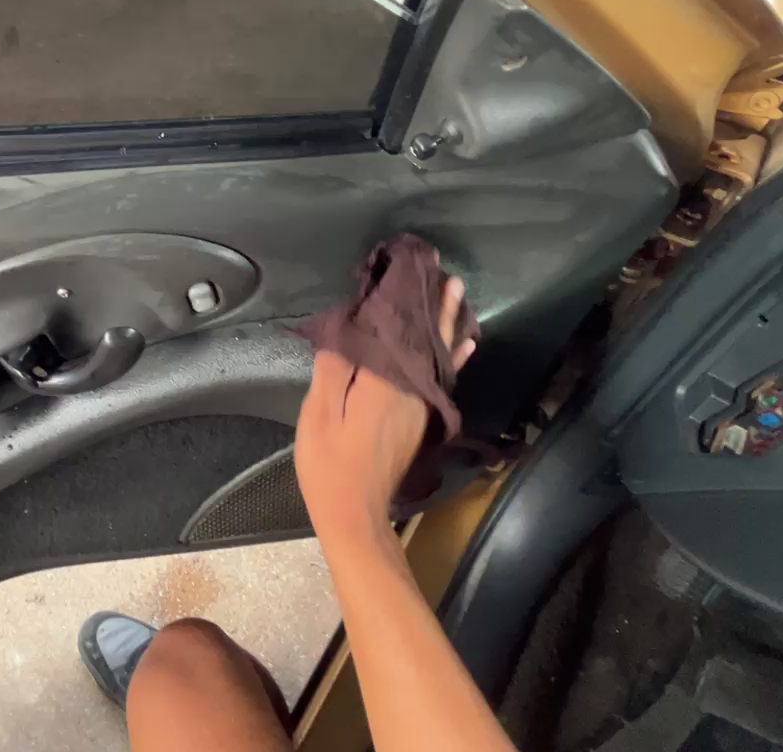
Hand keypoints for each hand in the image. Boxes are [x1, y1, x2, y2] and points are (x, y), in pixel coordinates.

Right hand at [294, 276, 475, 536]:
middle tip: (443, 272)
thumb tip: (344, 330)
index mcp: (382, 382)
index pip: (397, 329)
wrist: (355, 512)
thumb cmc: (328, 461)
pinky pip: (442, 376)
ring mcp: (421, 405)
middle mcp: (411, 388)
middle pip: (425, 338)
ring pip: (438, 354)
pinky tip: (464, 343)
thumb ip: (333, 368)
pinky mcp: (422, 418)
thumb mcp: (318, 413)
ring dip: (448, 322)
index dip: (404, 299)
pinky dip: (453, 356)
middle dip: (434, 304)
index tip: (412, 269)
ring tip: (456, 292)